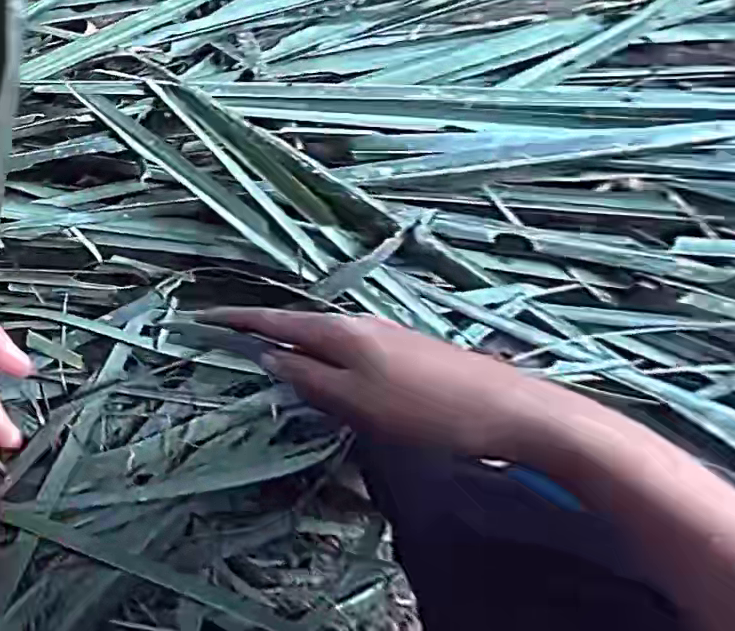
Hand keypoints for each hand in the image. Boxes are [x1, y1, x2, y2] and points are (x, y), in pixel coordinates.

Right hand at [203, 308, 579, 460]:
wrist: (534, 417)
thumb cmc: (430, 410)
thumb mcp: (355, 402)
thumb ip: (305, 376)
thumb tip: (268, 354)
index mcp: (336, 330)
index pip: (269, 319)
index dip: (233, 319)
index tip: (201, 317)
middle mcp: (357, 321)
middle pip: (298, 324)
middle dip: (267, 333)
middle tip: (239, 345)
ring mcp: (388, 333)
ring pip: (328, 337)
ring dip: (303, 347)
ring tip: (290, 366)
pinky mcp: (413, 350)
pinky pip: (354, 347)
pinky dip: (332, 356)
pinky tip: (345, 378)